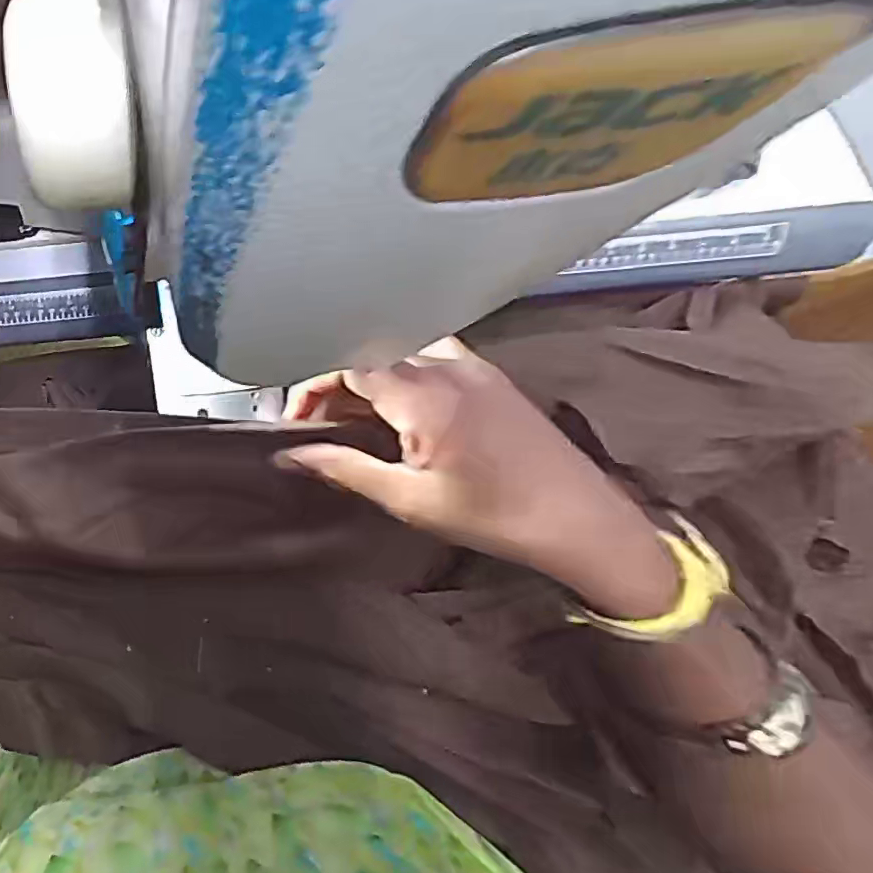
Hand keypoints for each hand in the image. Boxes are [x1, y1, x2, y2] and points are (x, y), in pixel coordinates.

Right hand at [278, 338, 677, 618]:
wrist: (578, 520)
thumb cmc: (494, 515)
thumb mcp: (407, 497)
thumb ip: (344, 468)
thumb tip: (293, 457)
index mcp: (424, 397)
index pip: (347, 366)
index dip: (311, 389)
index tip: (296, 421)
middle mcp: (448, 369)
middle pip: (370, 355)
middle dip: (334, 387)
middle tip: (319, 427)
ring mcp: (475, 368)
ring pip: (400, 352)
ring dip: (369, 378)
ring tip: (358, 417)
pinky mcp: (492, 377)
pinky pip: (433, 355)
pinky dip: (404, 371)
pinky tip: (403, 406)